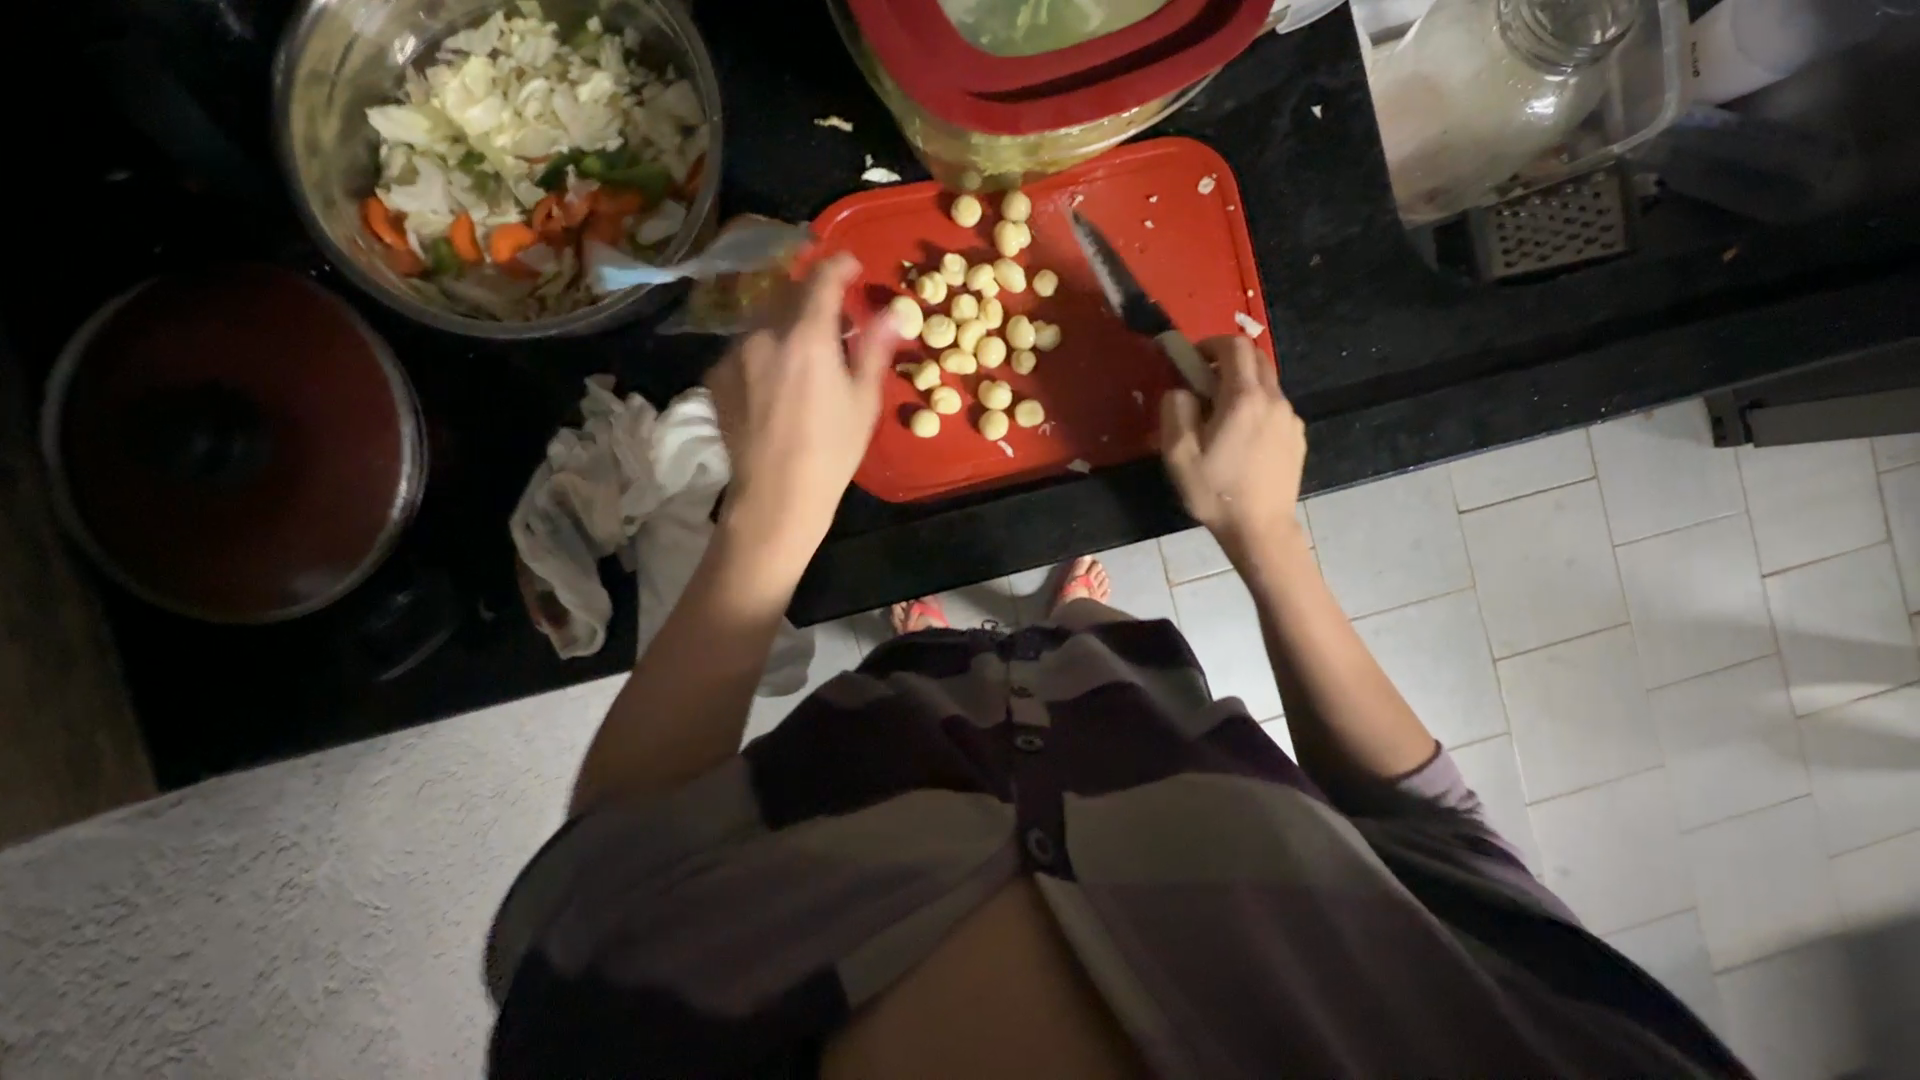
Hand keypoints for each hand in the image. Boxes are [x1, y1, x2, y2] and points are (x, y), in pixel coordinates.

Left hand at [705, 252, 895, 567]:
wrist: (776, 495)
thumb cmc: (832, 450)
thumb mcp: (864, 400)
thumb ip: (874, 347)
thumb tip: (894, 312)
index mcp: (806, 335)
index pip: (821, 278)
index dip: (839, 265)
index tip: (852, 266)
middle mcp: (763, 334)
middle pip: (787, 292)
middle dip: (812, 295)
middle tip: (833, 318)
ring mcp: (733, 353)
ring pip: (762, 318)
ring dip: (785, 321)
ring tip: (803, 351)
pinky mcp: (716, 375)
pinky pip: (743, 346)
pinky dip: (763, 348)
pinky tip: (776, 378)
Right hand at [1160, 335, 1306, 560]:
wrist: (1260, 529)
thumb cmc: (1214, 492)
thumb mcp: (1178, 453)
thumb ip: (1175, 410)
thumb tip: (1181, 390)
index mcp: (1242, 398)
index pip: (1234, 345)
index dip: (1211, 344)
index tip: (1192, 360)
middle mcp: (1273, 399)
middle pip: (1256, 358)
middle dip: (1228, 359)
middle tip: (1204, 382)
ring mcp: (1290, 418)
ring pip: (1267, 383)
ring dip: (1242, 385)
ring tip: (1221, 416)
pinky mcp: (1297, 436)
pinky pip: (1275, 408)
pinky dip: (1257, 407)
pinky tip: (1243, 439)